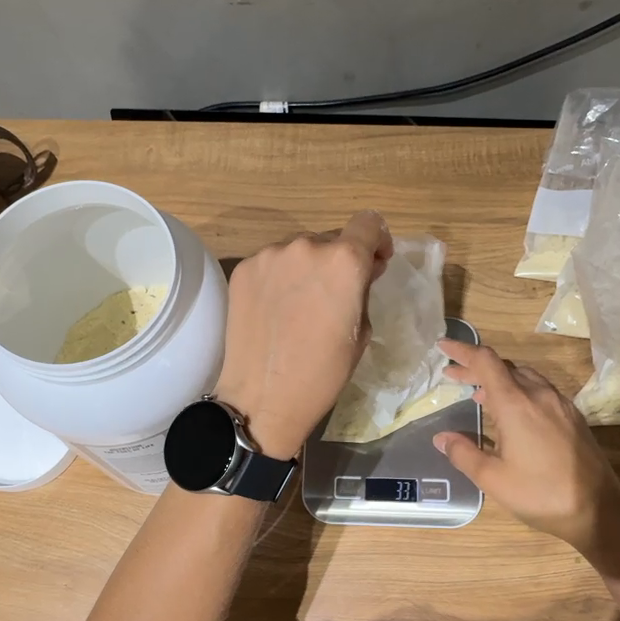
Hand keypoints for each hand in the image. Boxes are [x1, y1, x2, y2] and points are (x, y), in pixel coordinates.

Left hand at [213, 210, 392, 458]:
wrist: (263, 397)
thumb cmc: (323, 373)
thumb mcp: (361, 332)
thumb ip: (363, 289)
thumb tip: (362, 269)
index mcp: (344, 261)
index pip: (369, 223)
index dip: (377, 240)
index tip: (374, 261)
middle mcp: (306, 246)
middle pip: (331, 238)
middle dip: (339, 260)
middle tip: (334, 295)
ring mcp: (269, 256)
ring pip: (298, 250)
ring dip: (307, 268)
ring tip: (301, 306)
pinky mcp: (243, 269)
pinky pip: (271, 264)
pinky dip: (279, 278)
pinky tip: (276, 310)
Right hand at [432, 339, 619, 558]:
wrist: (599, 509)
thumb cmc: (540, 494)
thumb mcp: (493, 479)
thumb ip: (464, 453)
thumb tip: (442, 438)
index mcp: (516, 404)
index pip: (486, 362)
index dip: (462, 351)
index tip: (443, 346)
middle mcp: (539, 395)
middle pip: (504, 367)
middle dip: (476, 367)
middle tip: (452, 376)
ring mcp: (560, 404)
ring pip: (524, 377)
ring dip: (499, 379)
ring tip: (478, 393)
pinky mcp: (573, 417)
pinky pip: (540, 390)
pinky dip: (518, 390)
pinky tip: (512, 410)